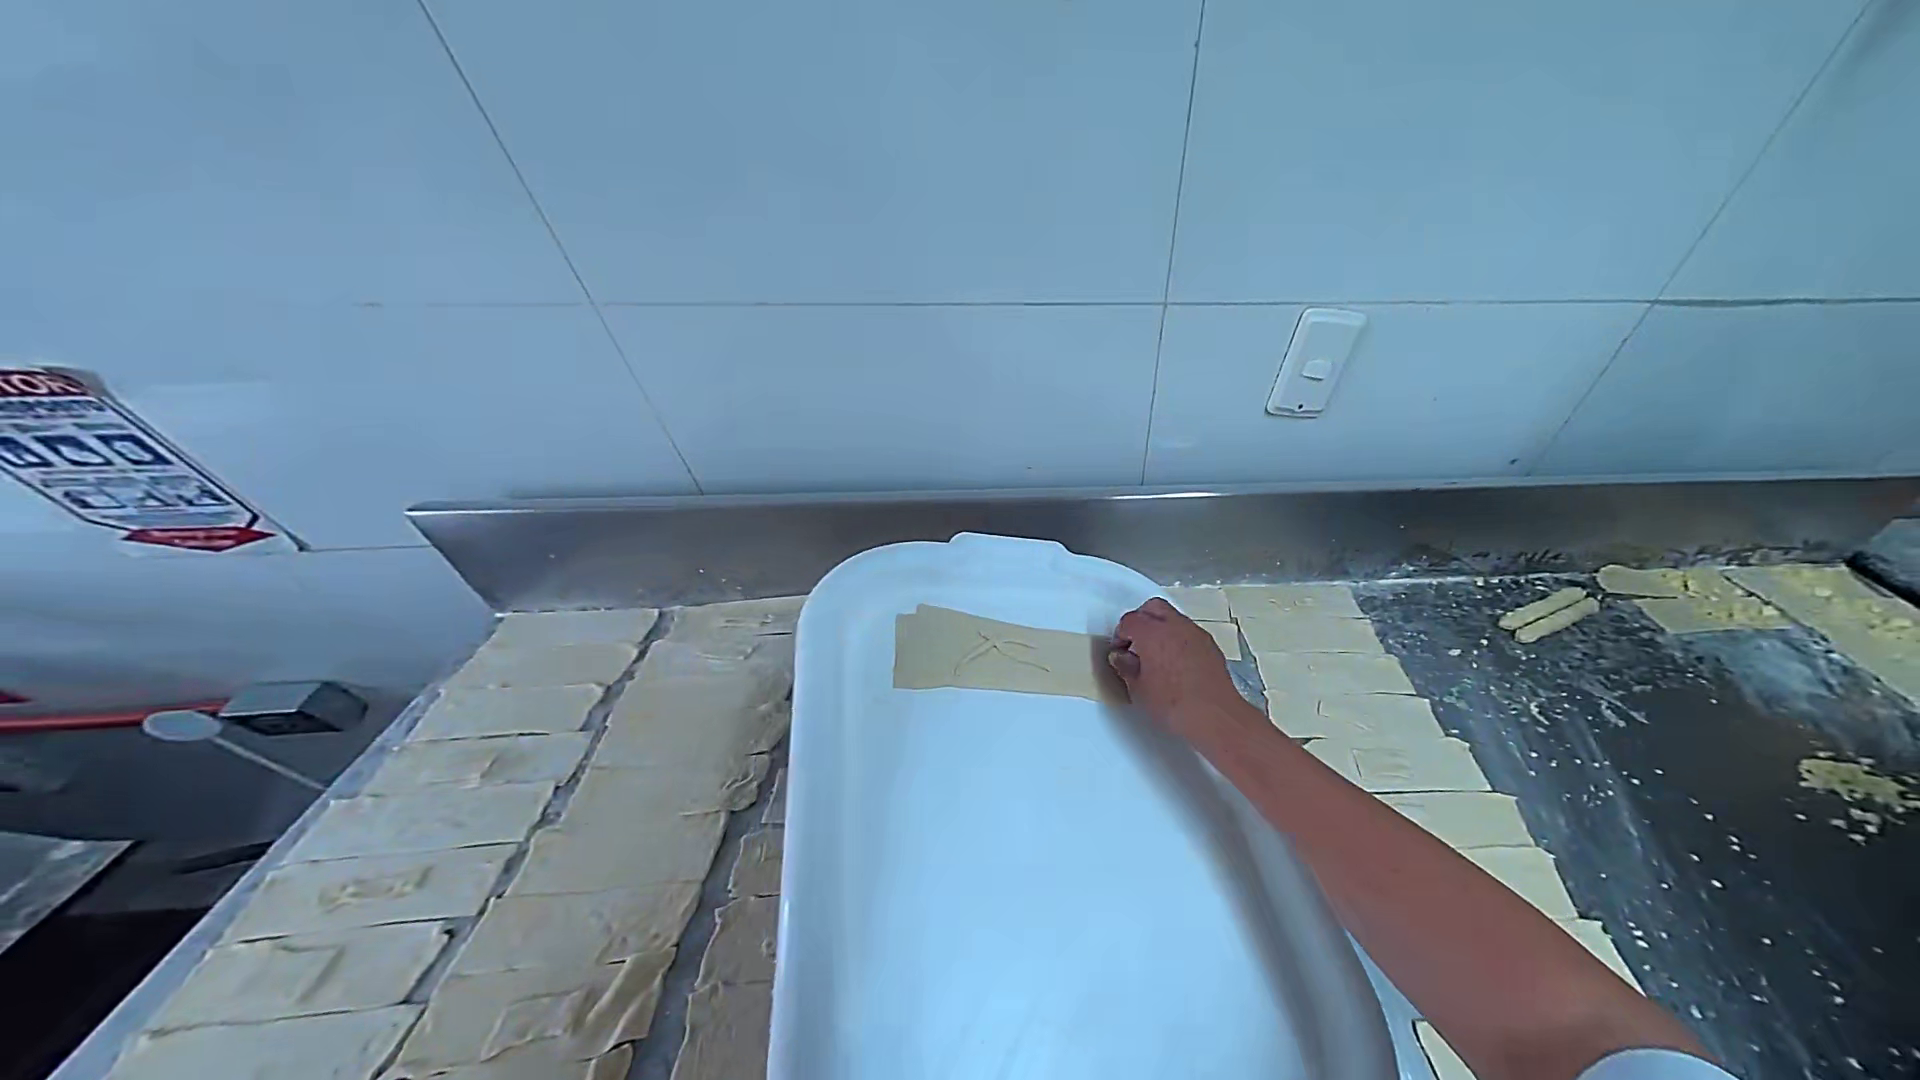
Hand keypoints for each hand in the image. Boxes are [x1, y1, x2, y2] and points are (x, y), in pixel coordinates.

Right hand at [1107, 598, 1247, 741]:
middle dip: (1141, 620)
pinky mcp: (1210, 645)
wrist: (1214, 716)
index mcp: (1151, 632)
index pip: (1129, 620)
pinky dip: (1178, 638)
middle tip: (1135, 643)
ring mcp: (1195, 633)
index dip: (1120, 635)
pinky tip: (1175, 662)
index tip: (1120, 651)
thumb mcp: (1139, 689)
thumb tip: (1121, 657)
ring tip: (1156, 654)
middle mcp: (1174, 625)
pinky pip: (1188, 631)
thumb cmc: (1173, 703)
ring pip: (1173, 617)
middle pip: (1152, 607)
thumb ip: (1126, 667)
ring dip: (1161, 628)